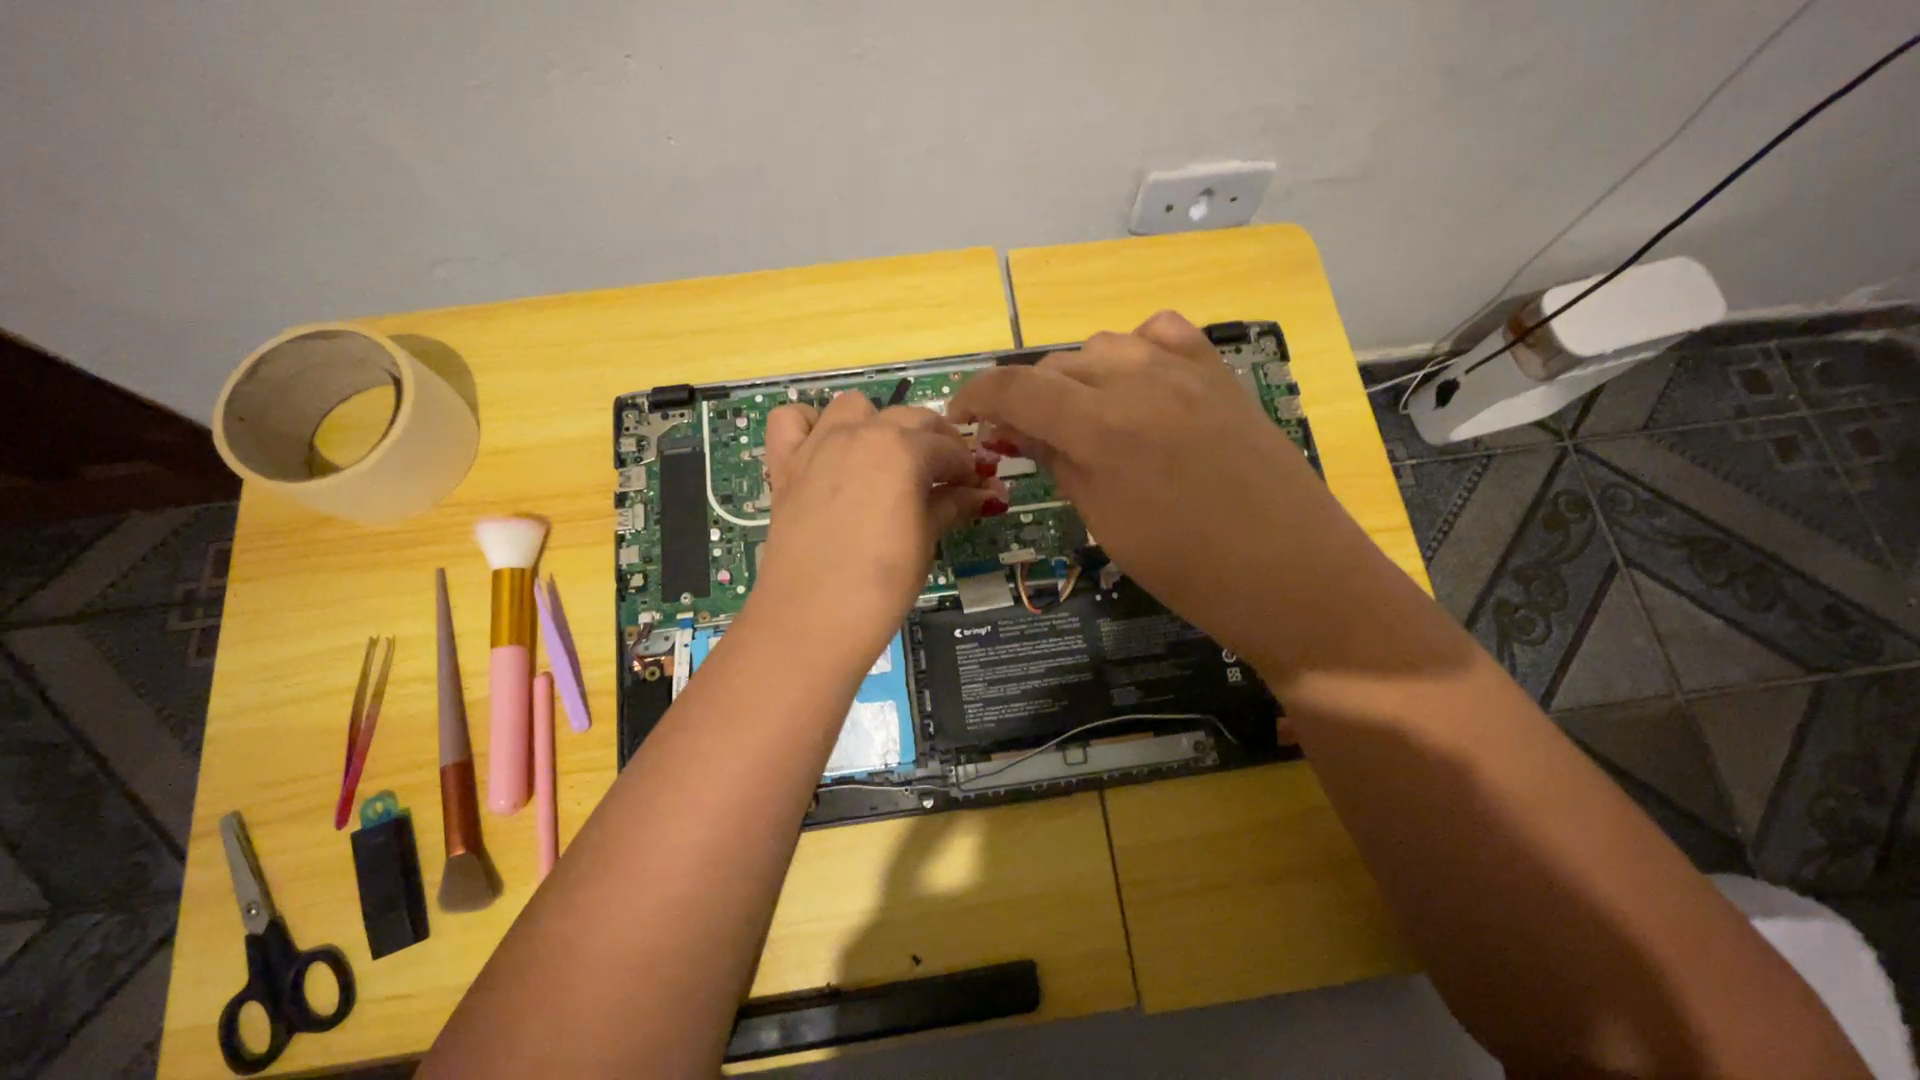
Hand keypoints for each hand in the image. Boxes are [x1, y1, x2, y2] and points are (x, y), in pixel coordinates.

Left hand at [749, 392, 1005, 661]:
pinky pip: (791, 419)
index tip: (976, 487)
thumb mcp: (925, 540)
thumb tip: (987, 494)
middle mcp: (859, 433)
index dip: (967, 468)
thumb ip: (952, 505)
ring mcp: (817, 444)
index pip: (947, 448)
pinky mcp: (784, 464)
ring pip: (853, 406)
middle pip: (908, 418)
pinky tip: (825, 449)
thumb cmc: (881, 583)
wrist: (813, 616)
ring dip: (876, 423)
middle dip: (933, 442)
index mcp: (902, 449)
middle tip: (943, 478)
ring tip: (886, 459)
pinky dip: (809, 424)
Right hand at [949, 311, 1354, 665]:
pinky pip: (1162, 335)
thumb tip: (1016, 430)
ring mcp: (1184, 370)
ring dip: (1078, 378)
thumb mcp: (1105, 521)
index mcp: (1100, 427)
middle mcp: (1137, 380)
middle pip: (1055, 366)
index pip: (1014, 388)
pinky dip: (1136, 351)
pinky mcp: (1219, 374)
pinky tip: (1137, 384)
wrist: (1291, 573)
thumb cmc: (1188, 570)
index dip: (975, 397)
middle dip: (1028, 399)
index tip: (962, 418)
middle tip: (1026, 440)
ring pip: (1104, 347)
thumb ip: (1058, 461)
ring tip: (1084, 419)